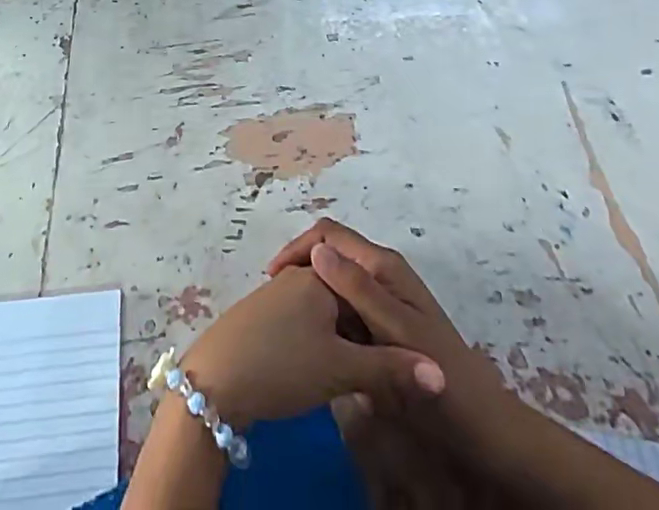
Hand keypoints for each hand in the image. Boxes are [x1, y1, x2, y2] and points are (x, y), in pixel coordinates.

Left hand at [176, 266, 445, 428]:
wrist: (214, 381)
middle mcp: (296, 276)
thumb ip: (393, 369)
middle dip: (362, 333)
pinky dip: (316, 343)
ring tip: (346, 375)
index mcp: (319, 276)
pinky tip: (316, 372)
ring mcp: (275, 294)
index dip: (385, 322)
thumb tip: (444, 377)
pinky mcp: (260, 315)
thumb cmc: (281, 365)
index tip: (393, 356)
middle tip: (371, 372)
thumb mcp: (342, 370)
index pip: (367, 287)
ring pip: (324, 313)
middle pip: (346, 299)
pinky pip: (302, 322)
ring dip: (340, 341)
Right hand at [268, 219, 507, 413]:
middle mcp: (380, 272)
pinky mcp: (379, 319)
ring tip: (287, 318)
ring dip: (310, 292)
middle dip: (300, 269)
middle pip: (329, 252)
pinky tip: (313, 336)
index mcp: (383, 266)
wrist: (478, 423)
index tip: (272, 278)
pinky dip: (324, 312)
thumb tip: (317, 249)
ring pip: (333, 278)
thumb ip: (357, 289)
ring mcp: (381, 296)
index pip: (329, 234)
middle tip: (274, 300)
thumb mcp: (393, 329)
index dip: (298, 248)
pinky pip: (342, 303)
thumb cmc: (436, 371)